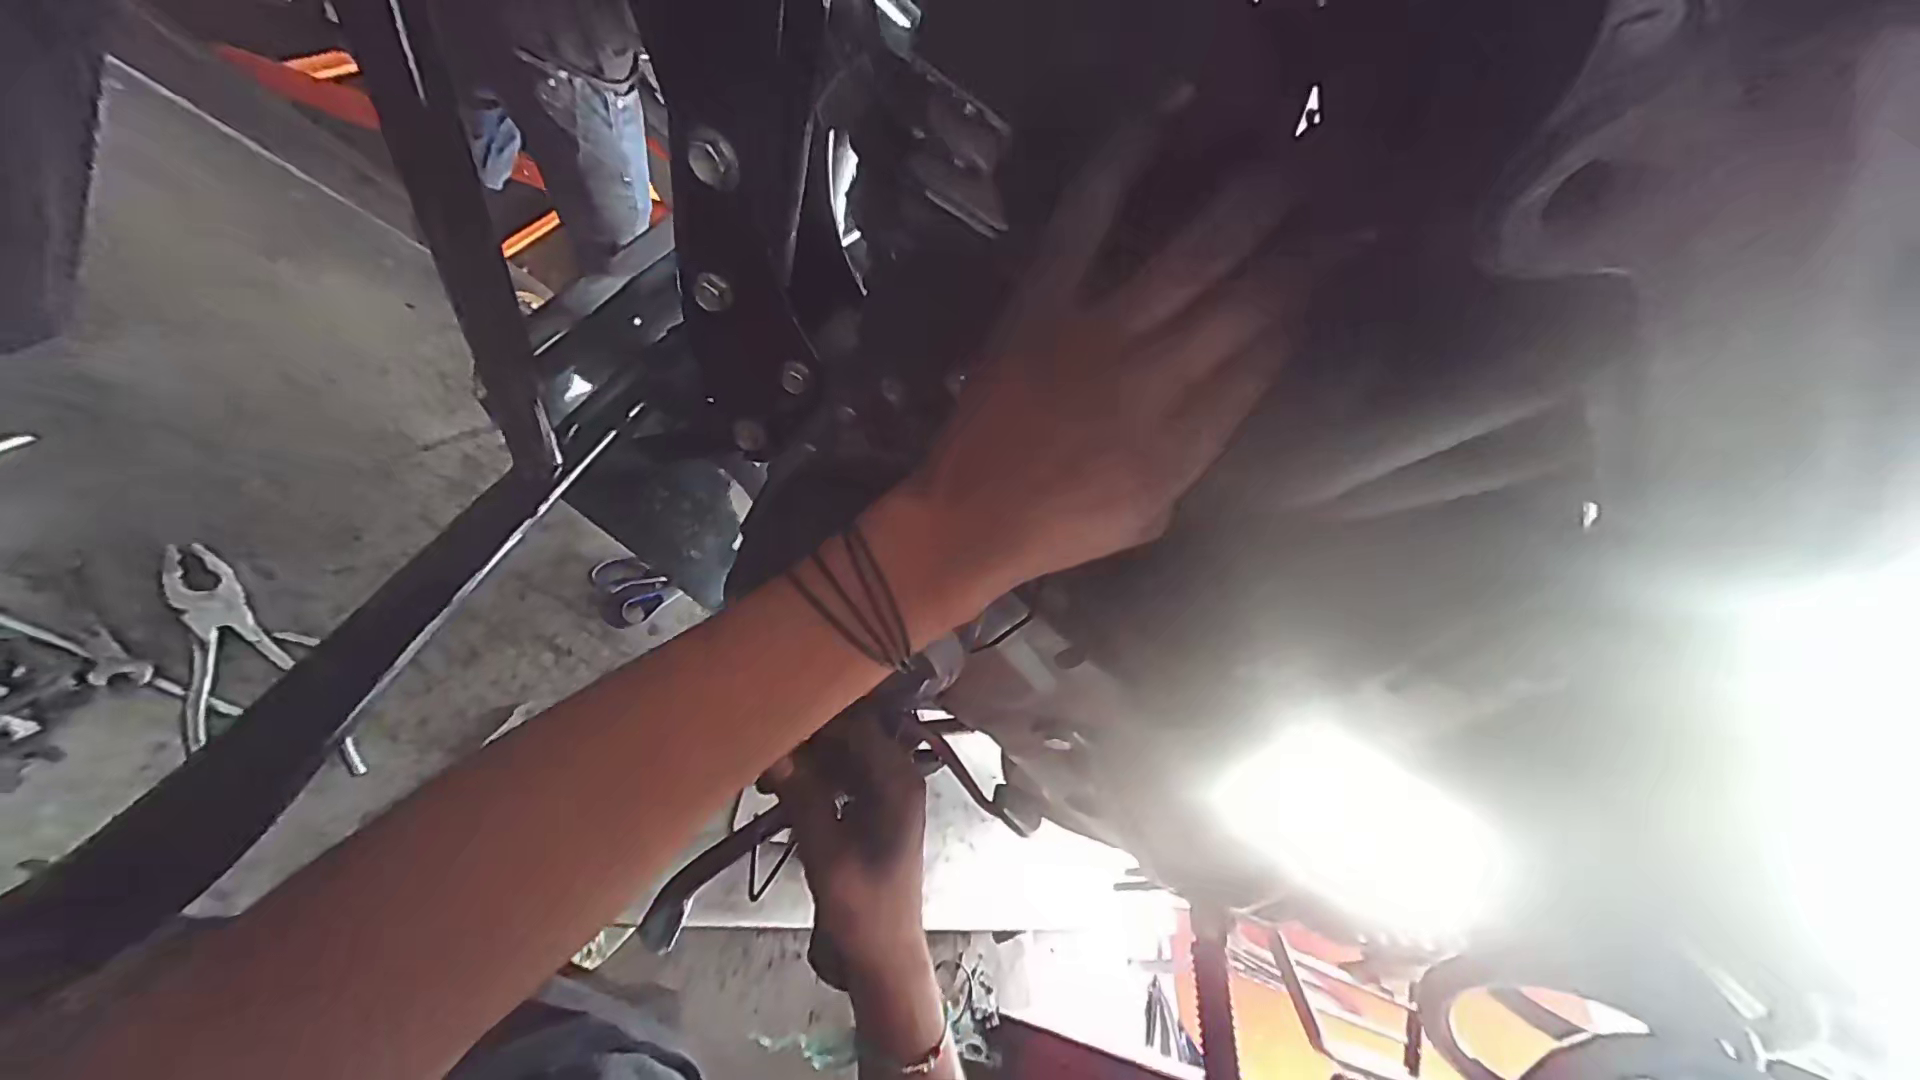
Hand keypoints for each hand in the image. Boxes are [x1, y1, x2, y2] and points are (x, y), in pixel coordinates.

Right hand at [766, 714, 928, 981]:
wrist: (884, 957)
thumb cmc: (863, 909)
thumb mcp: (827, 854)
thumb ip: (803, 798)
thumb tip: (775, 752)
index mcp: (899, 780)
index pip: (859, 726)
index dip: (819, 722)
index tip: (778, 722)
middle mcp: (899, 776)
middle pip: (853, 736)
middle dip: (811, 740)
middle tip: (768, 750)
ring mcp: (887, 791)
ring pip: (845, 755)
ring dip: (809, 759)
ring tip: (769, 772)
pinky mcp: (873, 808)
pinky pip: (843, 777)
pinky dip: (816, 779)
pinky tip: (783, 789)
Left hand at [889, 112, 1337, 600]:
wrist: (970, 517)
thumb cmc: (1060, 530)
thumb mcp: (1150, 516)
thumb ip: (1197, 454)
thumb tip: (1237, 391)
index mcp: (1185, 444)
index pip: (1267, 360)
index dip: (1307, 311)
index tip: (1334, 276)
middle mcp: (1155, 382)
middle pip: (1253, 300)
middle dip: (1312, 248)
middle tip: (1352, 204)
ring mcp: (1096, 337)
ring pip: (1196, 255)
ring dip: (1257, 201)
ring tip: (1302, 161)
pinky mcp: (1041, 307)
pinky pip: (1086, 222)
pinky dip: (1123, 165)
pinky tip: (1167, 121)